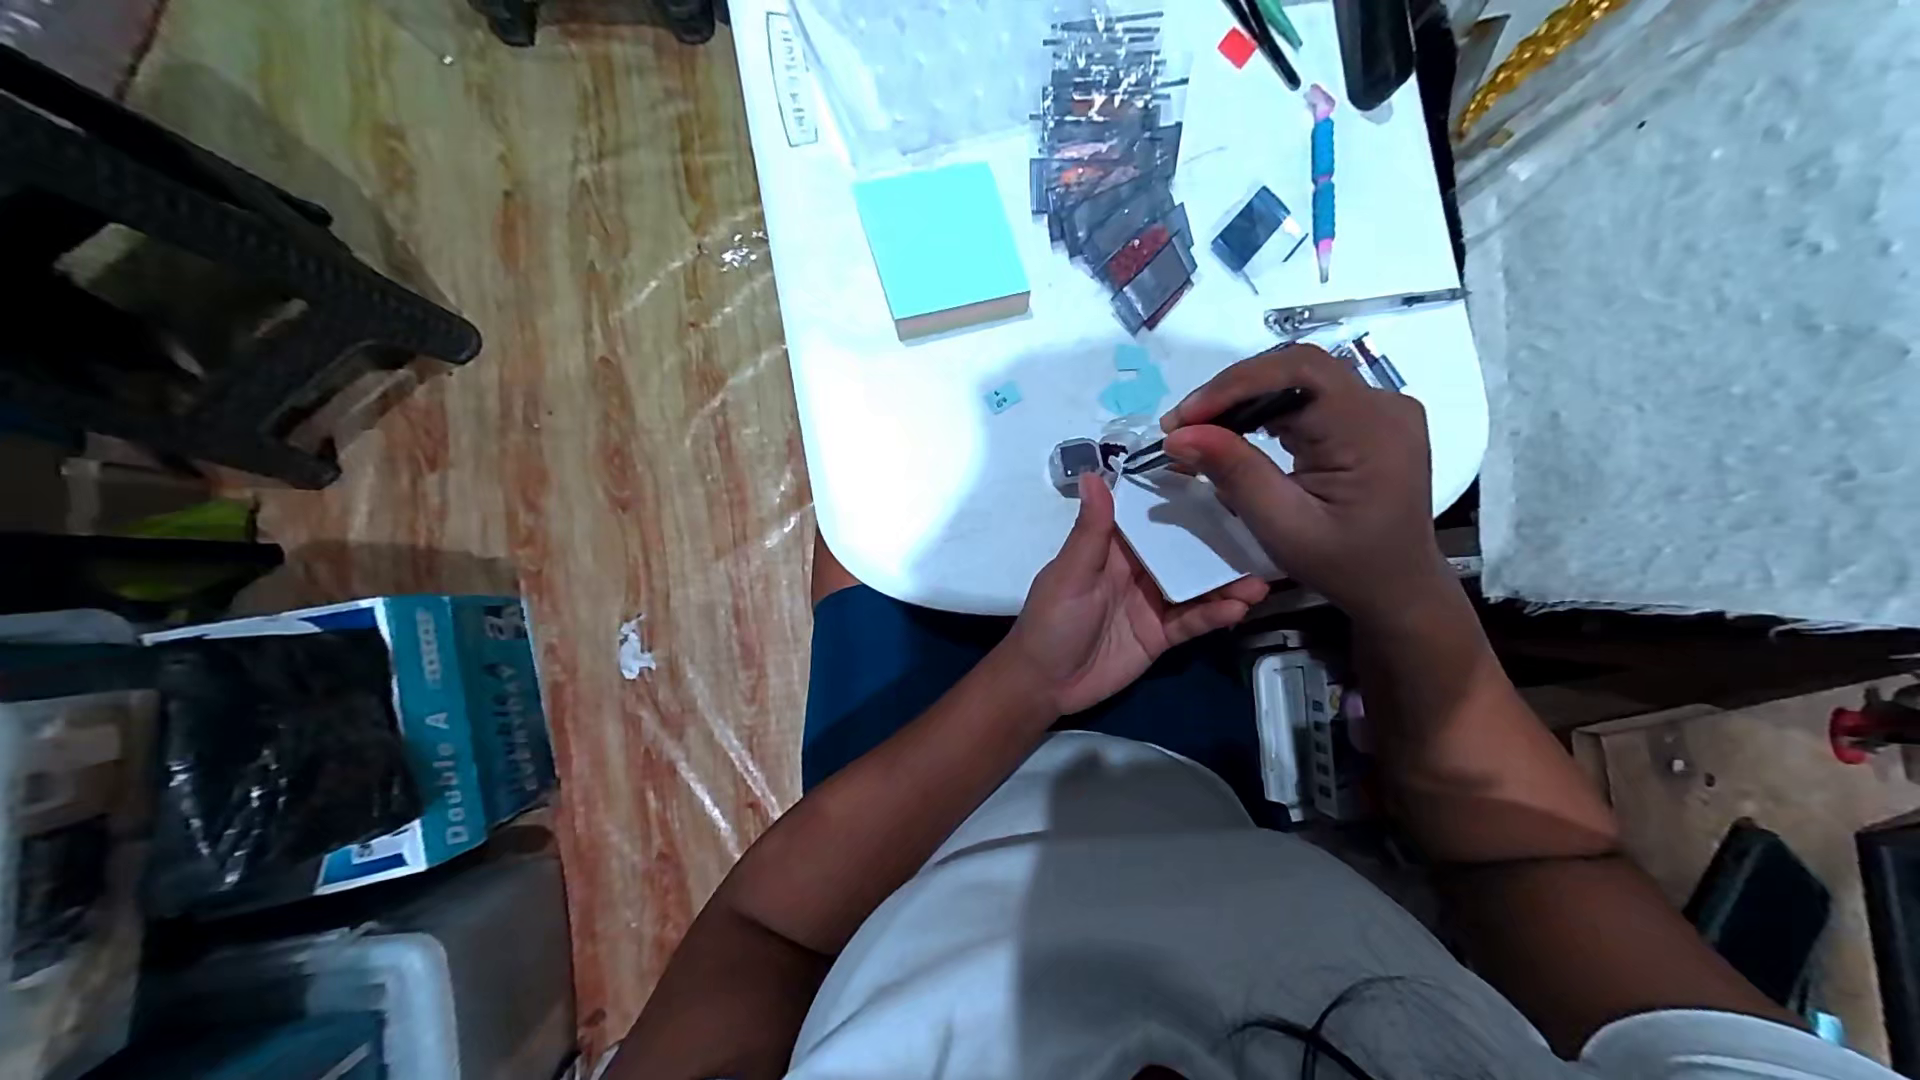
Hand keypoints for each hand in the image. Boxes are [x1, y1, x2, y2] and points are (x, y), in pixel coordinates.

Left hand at [1001, 473, 1267, 715]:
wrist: (1046, 683)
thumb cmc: (1051, 620)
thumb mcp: (1070, 573)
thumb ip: (1091, 530)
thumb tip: (1094, 474)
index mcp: (1112, 549)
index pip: (1150, 517)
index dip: (1180, 499)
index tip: (1220, 477)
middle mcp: (1137, 570)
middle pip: (1182, 551)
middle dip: (1217, 543)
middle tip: (1259, 531)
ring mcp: (1151, 603)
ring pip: (1195, 586)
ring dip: (1225, 582)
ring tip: (1259, 580)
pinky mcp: (1161, 634)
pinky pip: (1192, 621)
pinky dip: (1215, 614)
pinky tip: (1239, 607)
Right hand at [1159, 344, 1455, 628]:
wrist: (1396, 586)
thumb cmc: (1343, 564)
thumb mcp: (1283, 527)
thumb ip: (1235, 474)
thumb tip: (1179, 435)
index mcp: (1371, 430)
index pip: (1300, 373)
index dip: (1236, 384)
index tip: (1183, 418)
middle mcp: (1382, 406)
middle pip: (1296, 369)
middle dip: (1231, 391)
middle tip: (1180, 425)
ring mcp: (1376, 409)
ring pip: (1296, 379)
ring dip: (1241, 399)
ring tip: (1197, 430)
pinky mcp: (1362, 419)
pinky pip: (1304, 397)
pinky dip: (1261, 410)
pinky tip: (1231, 431)